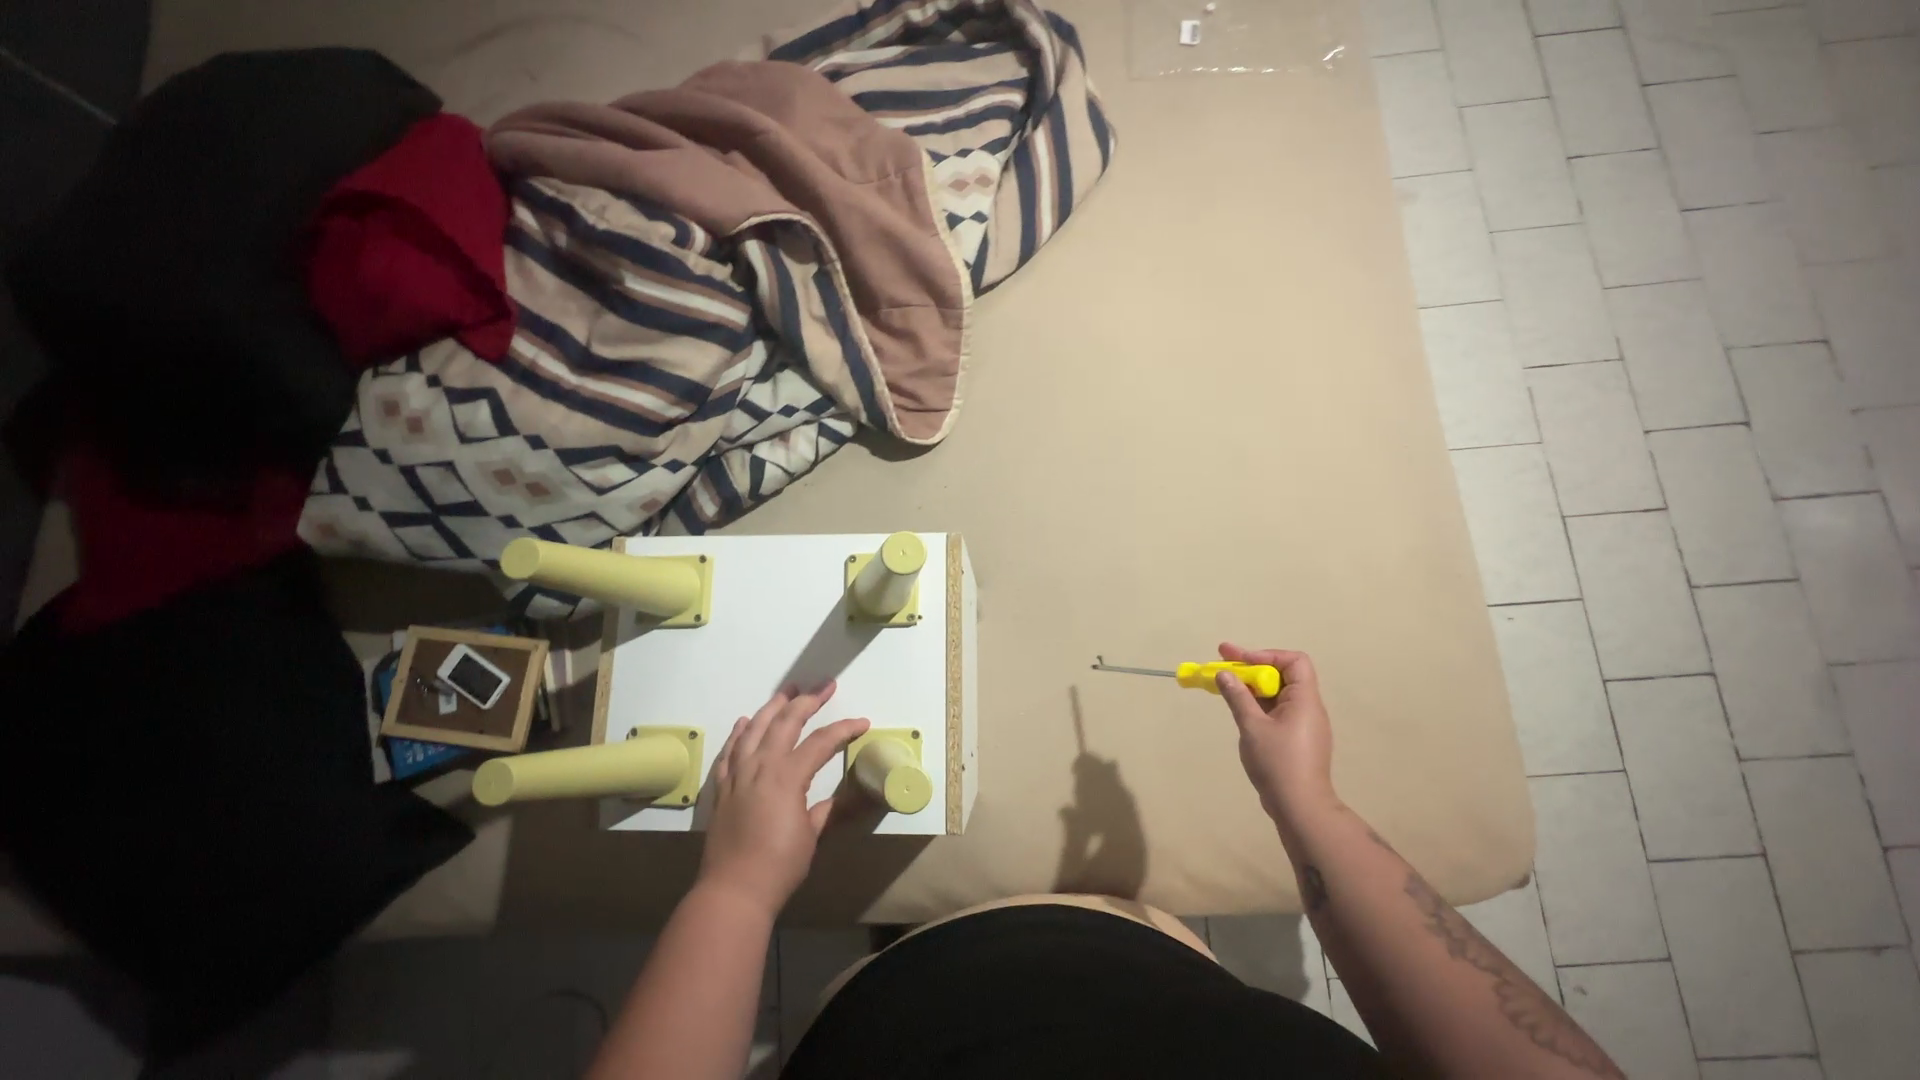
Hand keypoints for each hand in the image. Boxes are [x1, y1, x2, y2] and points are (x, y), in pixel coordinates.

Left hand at [699, 683, 869, 917]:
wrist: (733, 890)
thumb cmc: (780, 865)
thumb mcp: (812, 835)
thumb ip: (827, 809)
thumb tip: (847, 798)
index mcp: (787, 776)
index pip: (822, 742)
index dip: (844, 729)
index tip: (862, 722)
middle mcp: (761, 766)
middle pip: (786, 722)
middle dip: (808, 700)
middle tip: (825, 685)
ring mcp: (738, 774)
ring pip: (755, 729)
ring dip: (772, 707)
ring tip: (787, 691)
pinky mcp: (722, 788)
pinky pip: (731, 751)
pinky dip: (740, 733)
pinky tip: (746, 723)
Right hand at [1214, 644, 1338, 824]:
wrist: (1300, 807)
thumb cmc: (1278, 763)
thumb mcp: (1252, 727)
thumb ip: (1238, 697)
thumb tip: (1224, 674)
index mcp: (1304, 700)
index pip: (1294, 661)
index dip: (1266, 655)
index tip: (1238, 660)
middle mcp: (1308, 708)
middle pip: (1284, 674)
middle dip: (1252, 667)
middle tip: (1222, 661)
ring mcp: (1304, 725)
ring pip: (1279, 694)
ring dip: (1253, 687)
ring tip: (1226, 685)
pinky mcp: (1297, 740)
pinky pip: (1278, 711)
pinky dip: (1259, 704)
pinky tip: (1241, 711)